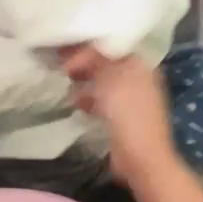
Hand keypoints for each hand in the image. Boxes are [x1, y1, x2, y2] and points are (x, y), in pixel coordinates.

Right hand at [61, 45, 180, 182]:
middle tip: (62, 65)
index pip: (111, 46)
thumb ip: (93, 58)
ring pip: (103, 83)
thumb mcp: (108, 76)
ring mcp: (132, 99)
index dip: (88, 46)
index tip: (66, 49)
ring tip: (65, 81)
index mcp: (140, 64)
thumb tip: (76, 50)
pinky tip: (75, 103)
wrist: (140, 156)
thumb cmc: (127, 110)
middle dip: (84, 64)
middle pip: (107, 64)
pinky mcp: (123, 118)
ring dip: (85, 82)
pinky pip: (103, 102)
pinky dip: (90, 100)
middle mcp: (138, 78)